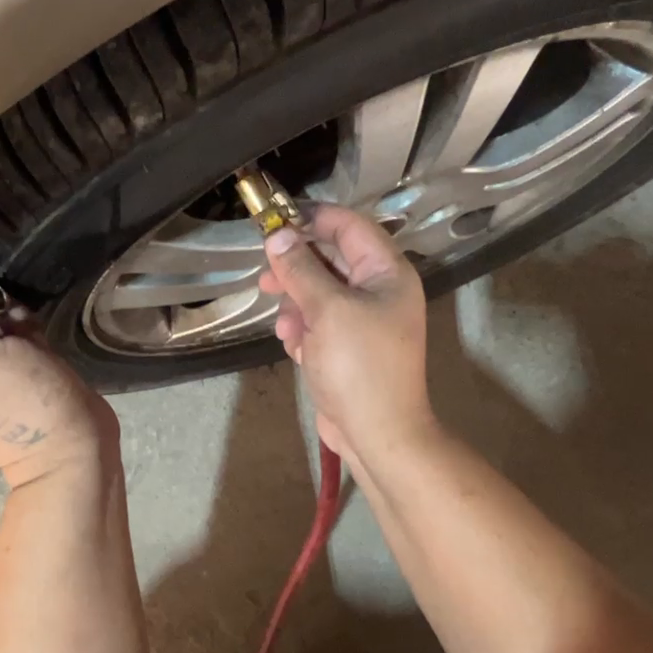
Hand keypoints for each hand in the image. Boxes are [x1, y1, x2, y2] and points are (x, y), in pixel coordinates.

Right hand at [258, 203, 436, 469]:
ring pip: (319, 294)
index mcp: (387, 273)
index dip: (313, 219)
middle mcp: (379, 291)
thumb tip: (277, 236)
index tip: (274, 223)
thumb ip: (300, 270)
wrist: (378, 432)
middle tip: (265, 277)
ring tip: (284, 324)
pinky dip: (303, 330)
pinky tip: (294, 345)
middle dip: (296, 268)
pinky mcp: (347, 348)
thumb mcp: (327, 310)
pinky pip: (319, 324)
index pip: (349, 226)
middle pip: (330, 260)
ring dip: (296, 305)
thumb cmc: (359, 366)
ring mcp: (363, 321)